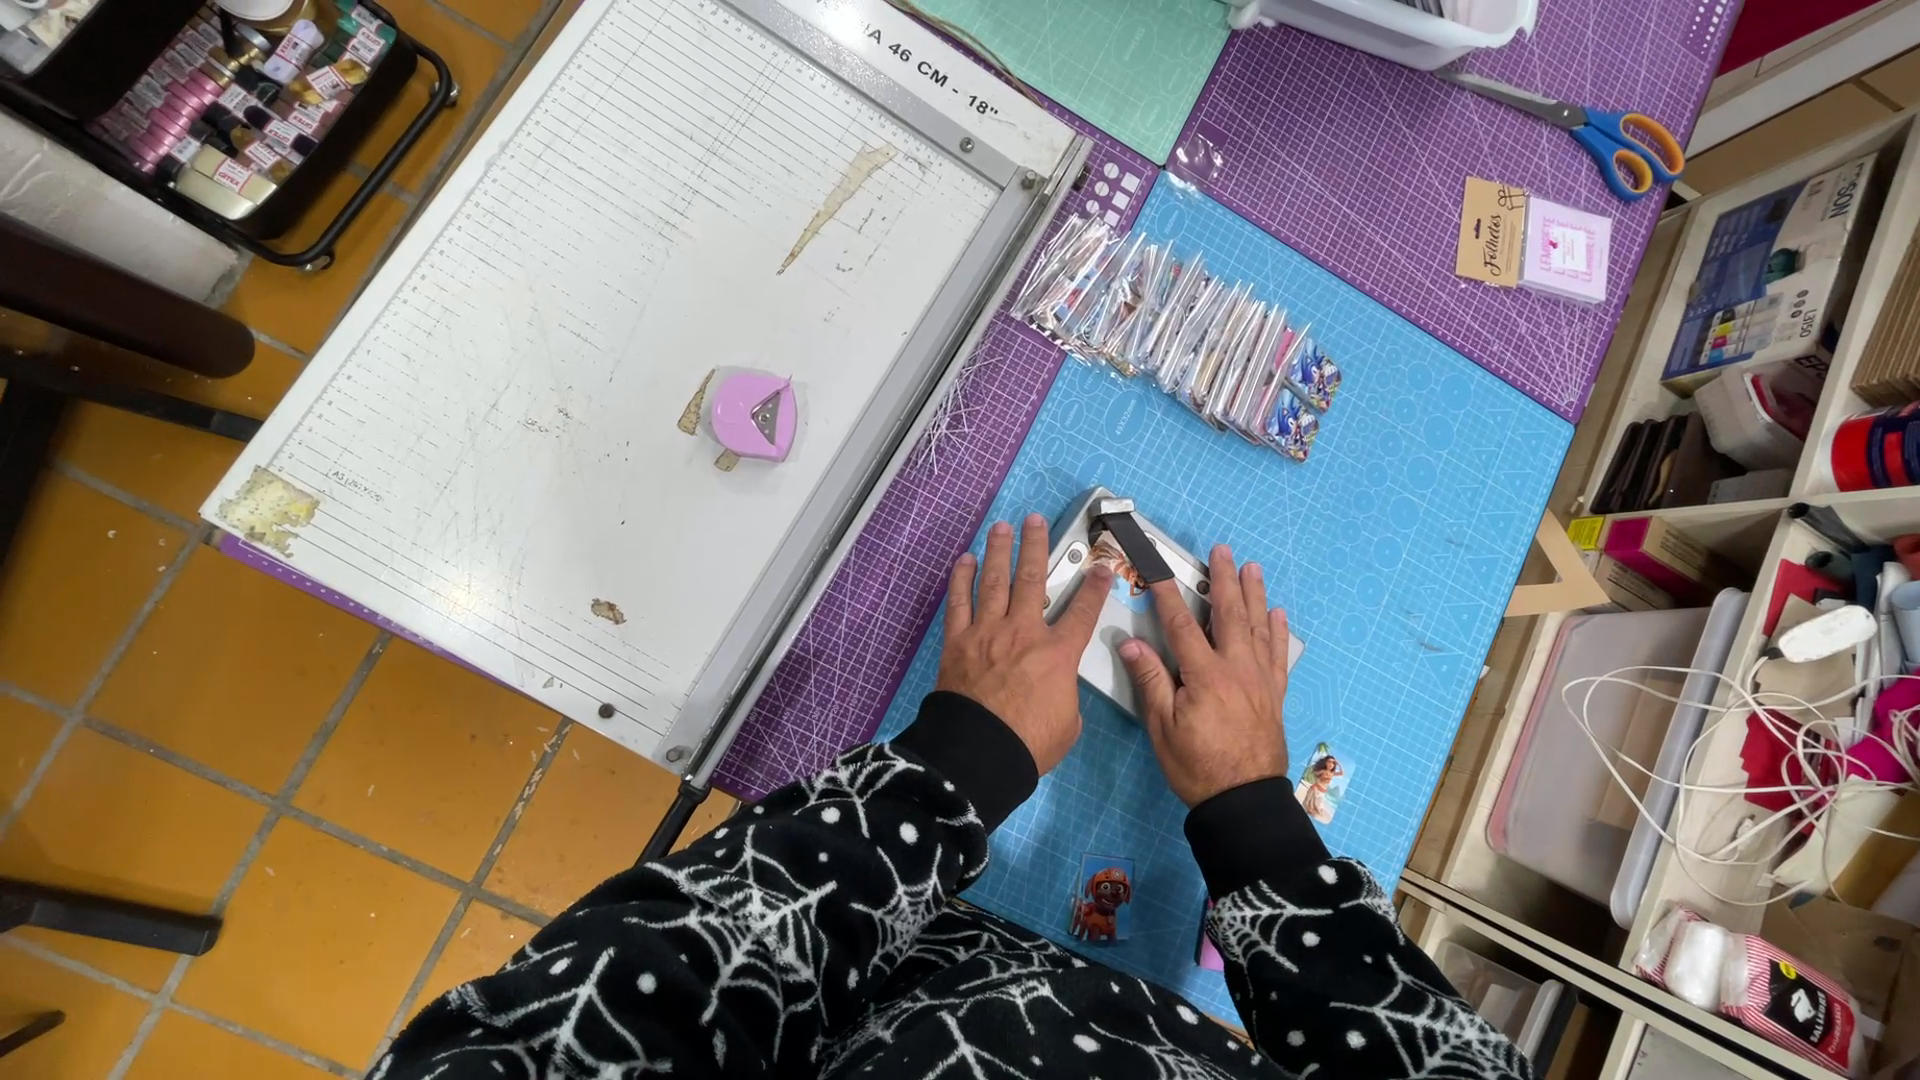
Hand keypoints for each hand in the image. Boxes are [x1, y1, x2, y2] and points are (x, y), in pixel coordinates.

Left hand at [937, 514, 1108, 772]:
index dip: (1095, 587)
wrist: (979, 753)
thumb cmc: (1029, 743)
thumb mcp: (1068, 722)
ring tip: (1001, 527)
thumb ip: (1065, 694)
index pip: (1083, 612)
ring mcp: (987, 632)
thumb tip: (1056, 686)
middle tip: (1034, 520)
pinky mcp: (958, 641)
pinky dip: (962, 579)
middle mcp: (1023, 633)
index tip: (1101, 566)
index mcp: (1057, 654)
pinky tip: (965, 560)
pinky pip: (959, 602)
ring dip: (999, 551)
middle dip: (1035, 546)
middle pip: (1032, 579)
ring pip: (995, 581)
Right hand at [1119, 545, 1290, 806]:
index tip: (1159, 569)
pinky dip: (1278, 632)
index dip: (1168, 595)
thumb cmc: (1196, 765)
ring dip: (1255, 595)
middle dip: (1224, 581)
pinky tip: (1277, 614)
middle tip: (1223, 551)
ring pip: (1258, 628)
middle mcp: (1236, 669)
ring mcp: (1260, 680)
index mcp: (1204, 675)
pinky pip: (1278, 655)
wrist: (1245, 801)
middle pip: (1229, 615)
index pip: (1181, 625)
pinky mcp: (1274, 695)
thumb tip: (1130, 643)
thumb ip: (1151, 681)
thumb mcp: (1162, 728)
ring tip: (1253, 568)